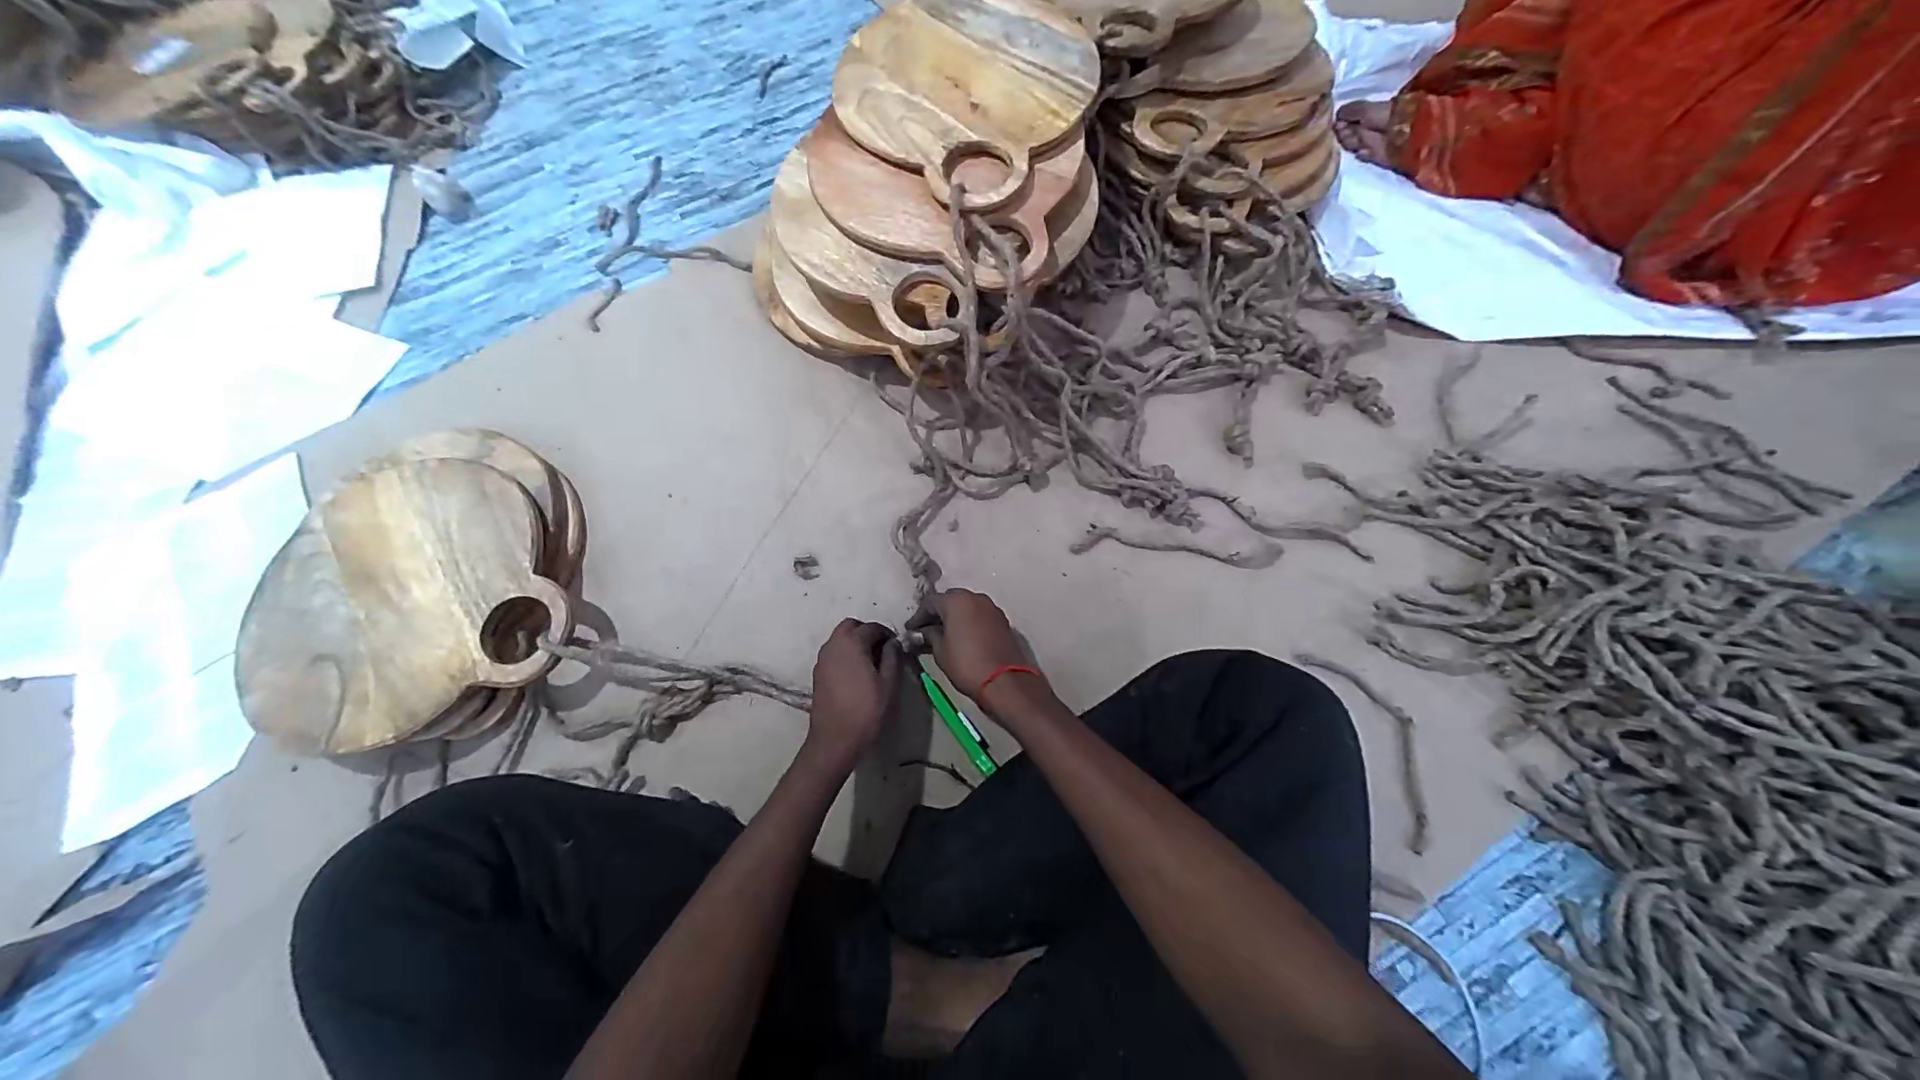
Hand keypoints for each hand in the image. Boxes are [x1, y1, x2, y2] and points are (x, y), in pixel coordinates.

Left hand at [807, 620, 903, 759]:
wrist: (835, 739)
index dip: (887, 635)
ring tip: (872, 664)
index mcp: (851, 642)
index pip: (872, 627)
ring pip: (840, 639)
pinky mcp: (818, 673)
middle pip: (851, 627)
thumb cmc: (866, 710)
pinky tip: (858, 675)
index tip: (897, 648)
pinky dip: (846, 655)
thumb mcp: (889, 683)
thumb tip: (894, 642)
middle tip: (883, 651)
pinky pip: (834, 653)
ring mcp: (822, 659)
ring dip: (856, 643)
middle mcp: (833, 645)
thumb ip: (893, 657)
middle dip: (868, 633)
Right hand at [913, 589, 1038, 702]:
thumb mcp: (940, 651)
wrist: (1004, 681)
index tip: (911, 629)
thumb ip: (930, 636)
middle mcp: (976, 597)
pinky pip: (980, 615)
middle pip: (950, 600)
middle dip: (937, 613)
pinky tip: (963, 636)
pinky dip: (969, 622)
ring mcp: (992, 608)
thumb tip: (924, 632)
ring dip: (955, 617)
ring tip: (944, 633)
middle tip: (926, 629)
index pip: (930, 602)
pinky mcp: (1003, 620)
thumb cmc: (966, 664)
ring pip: (967, 606)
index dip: (918, 617)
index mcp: (957, 601)